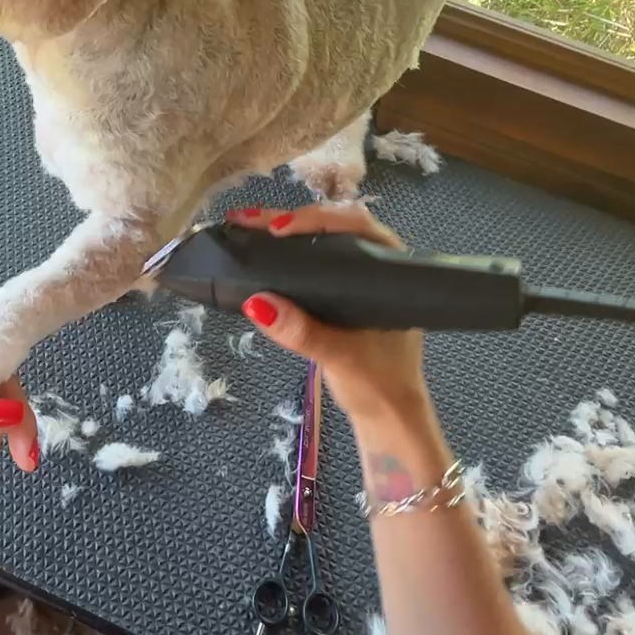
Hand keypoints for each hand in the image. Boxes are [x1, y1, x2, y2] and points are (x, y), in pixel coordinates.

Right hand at [224, 203, 432, 430]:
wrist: (387, 414)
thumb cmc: (377, 381)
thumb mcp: (339, 356)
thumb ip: (302, 332)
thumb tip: (256, 303)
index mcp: (390, 268)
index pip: (354, 225)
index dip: (316, 220)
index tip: (279, 229)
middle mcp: (374, 263)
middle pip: (331, 226)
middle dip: (289, 219)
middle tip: (249, 219)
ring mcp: (355, 277)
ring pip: (318, 241)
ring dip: (282, 232)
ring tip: (245, 225)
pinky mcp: (337, 291)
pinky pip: (310, 261)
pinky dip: (284, 253)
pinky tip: (258, 248)